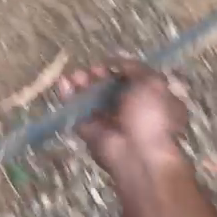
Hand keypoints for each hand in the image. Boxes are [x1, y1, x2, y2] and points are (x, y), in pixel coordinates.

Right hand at [61, 59, 187, 181]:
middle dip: (98, 75)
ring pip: (91, 96)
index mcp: (151, 102)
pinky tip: (64, 82)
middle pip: (109, 87)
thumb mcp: (153, 83)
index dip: (119, 70)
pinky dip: (68, 94)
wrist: (138, 153)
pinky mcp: (89, 130)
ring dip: (82, 82)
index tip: (110, 64)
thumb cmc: (151, 116)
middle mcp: (131, 111)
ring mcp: (108, 121)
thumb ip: (135, 68)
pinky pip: (76, 109)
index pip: (132, 81)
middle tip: (92, 71)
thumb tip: (117, 62)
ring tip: (76, 76)